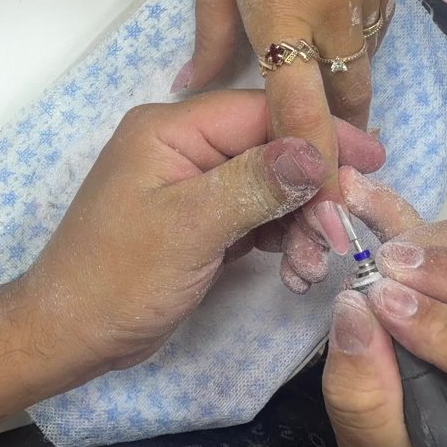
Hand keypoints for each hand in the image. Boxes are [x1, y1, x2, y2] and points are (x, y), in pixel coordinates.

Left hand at [21, 91, 384, 376]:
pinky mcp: (203, 221)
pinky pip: (256, 216)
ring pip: (269, 186)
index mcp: (170, 130)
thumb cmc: (118, 276)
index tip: (372, 158)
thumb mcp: (188, 227)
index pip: (258, 112)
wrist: (74, 335)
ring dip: (300, 222)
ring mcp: (194, 186)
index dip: (316, 132)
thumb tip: (316, 151)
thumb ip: (254, 184)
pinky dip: (281, 239)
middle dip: (311, 190)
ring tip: (314, 263)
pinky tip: (295, 268)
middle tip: (341, 232)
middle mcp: (184, 148)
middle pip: (269, 150)